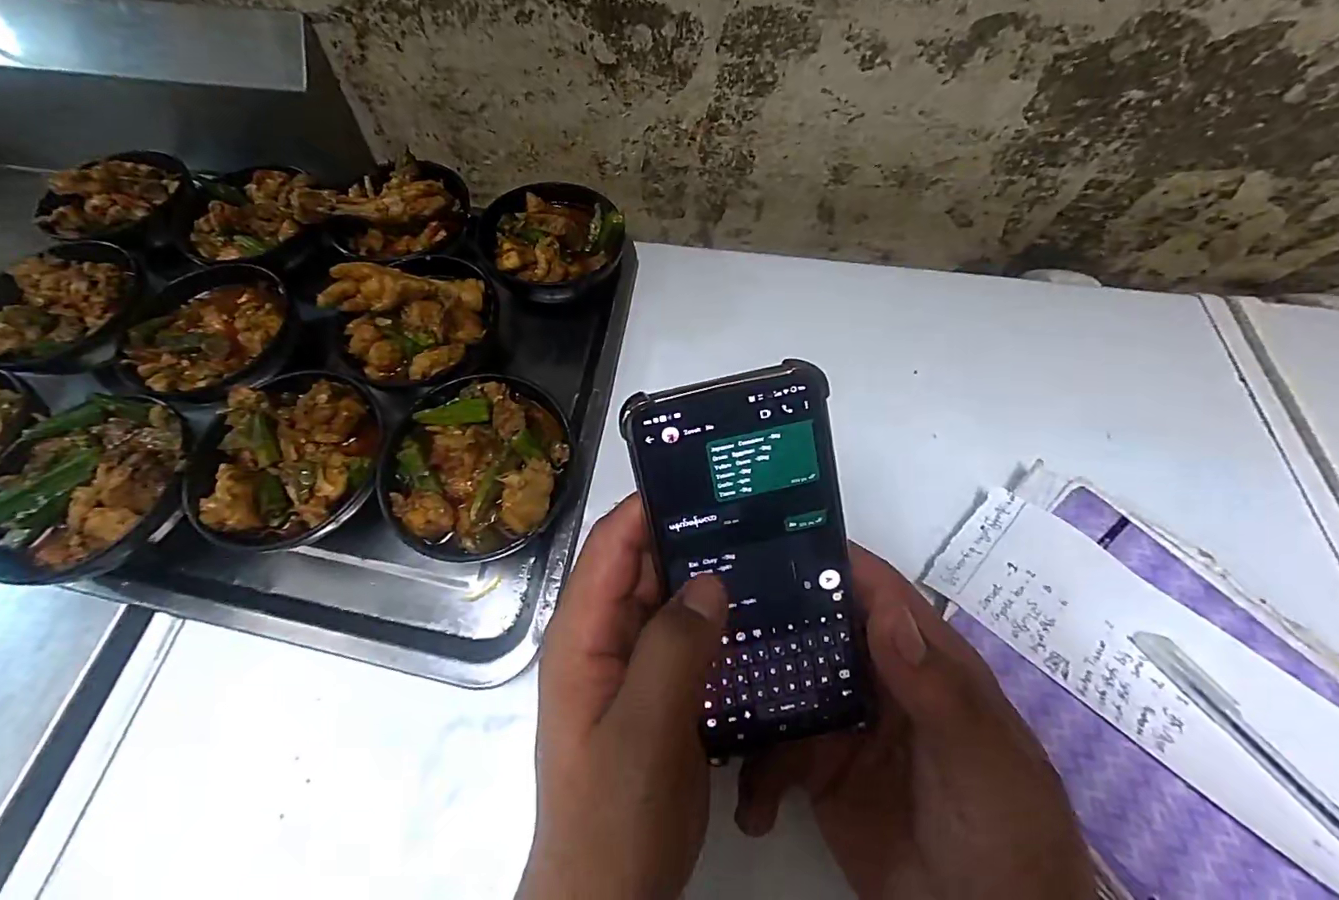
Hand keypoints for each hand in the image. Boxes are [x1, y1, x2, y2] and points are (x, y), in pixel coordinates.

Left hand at [519, 495, 727, 899]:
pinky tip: (749, 616)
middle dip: (683, 536)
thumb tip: (708, 581)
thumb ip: (672, 650)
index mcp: (579, 633)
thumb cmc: (613, 812)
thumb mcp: (643, 729)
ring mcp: (623, 665)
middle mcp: (597, 637)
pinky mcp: (649, 692)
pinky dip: (707, 622)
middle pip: (637, 567)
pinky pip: (678, 639)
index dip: (646, 508)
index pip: (608, 547)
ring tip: (758, 551)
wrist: (606, 890)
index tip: (696, 480)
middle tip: (745, 513)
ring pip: (661, 601)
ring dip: (699, 577)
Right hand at [734, 544, 1092, 899]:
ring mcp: (840, 721)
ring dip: (742, 686)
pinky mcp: (816, 766)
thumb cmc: (1005, 834)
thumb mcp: (982, 762)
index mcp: (919, 659)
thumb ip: (937, 690)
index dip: (825, 557)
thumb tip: (884, 611)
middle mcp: (873, 677)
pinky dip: (754, 772)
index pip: (870, 590)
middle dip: (762, 612)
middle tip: (701, 602)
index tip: (762, 534)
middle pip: (810, 625)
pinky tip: (749, 804)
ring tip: (700, 692)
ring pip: (778, 680)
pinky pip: (771, 750)